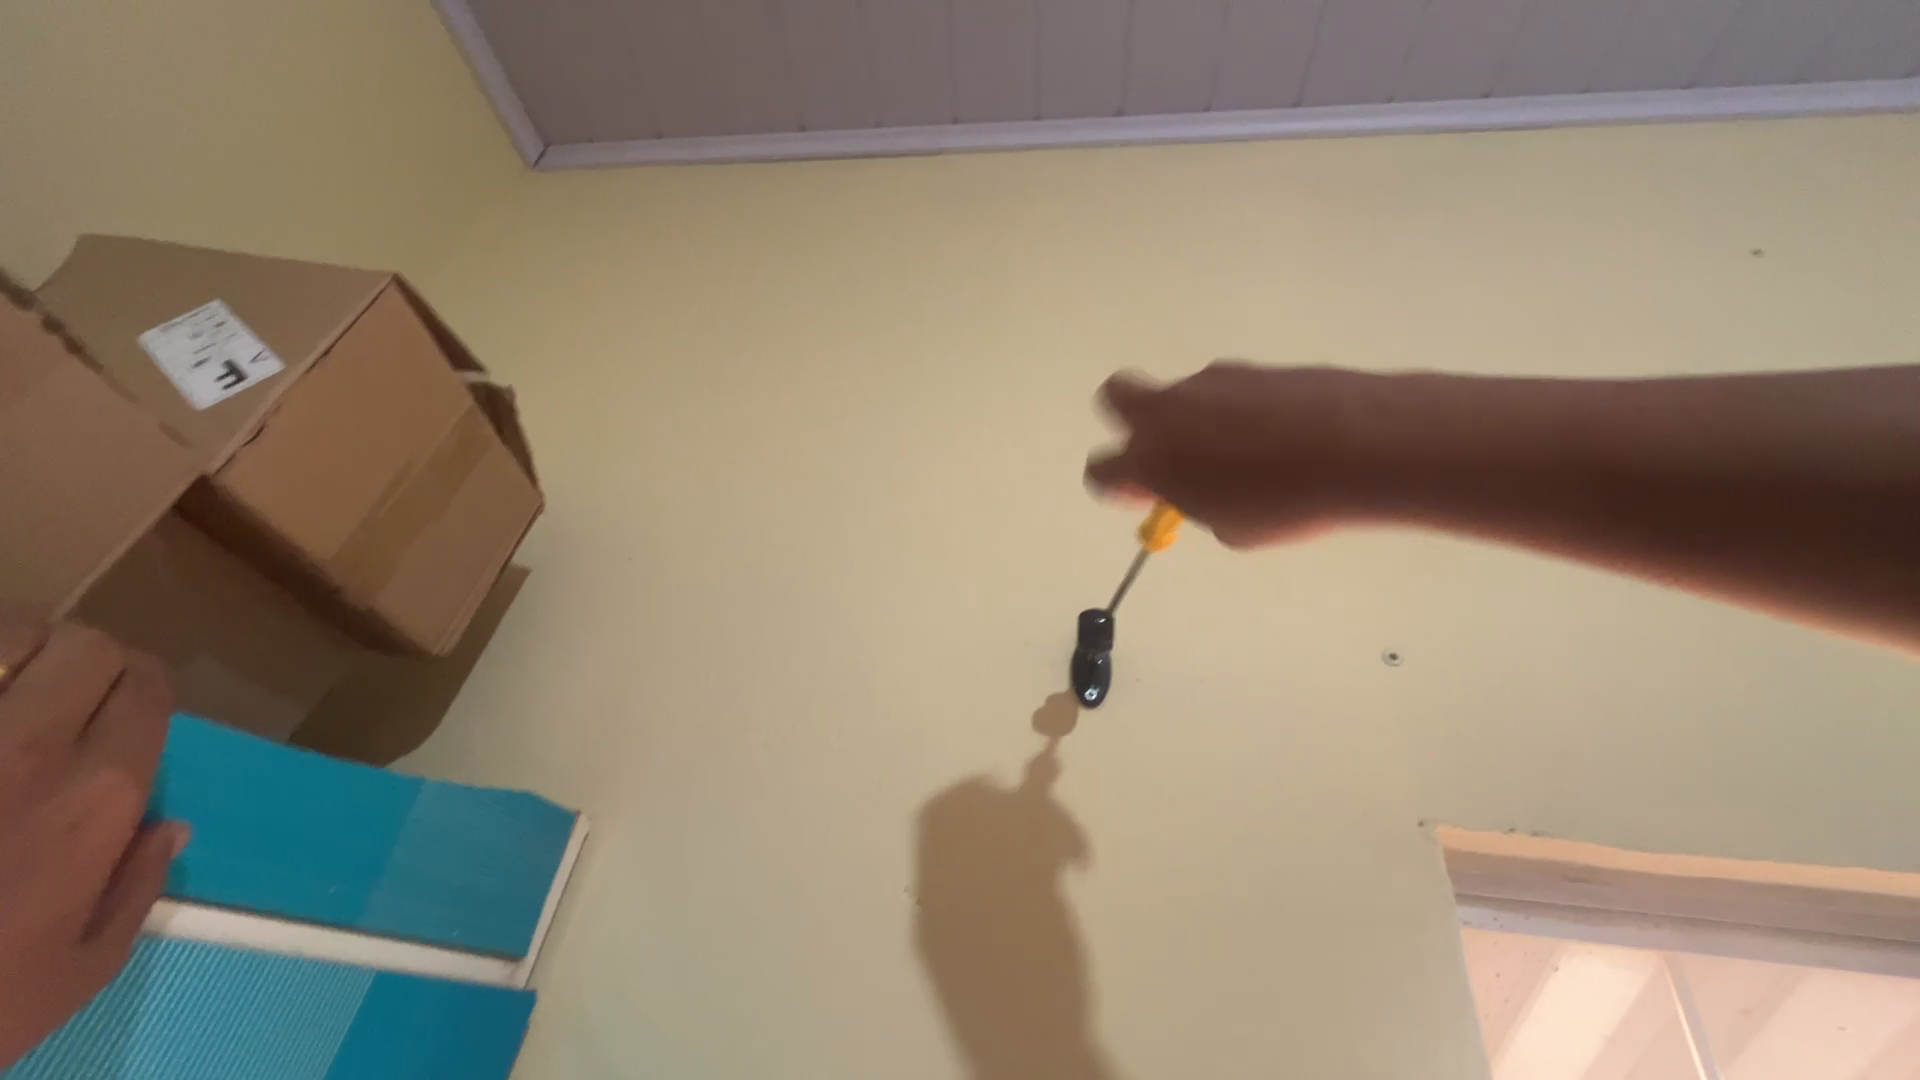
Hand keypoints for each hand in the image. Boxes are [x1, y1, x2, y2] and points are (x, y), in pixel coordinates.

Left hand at [0, 618, 184, 1067]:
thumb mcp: (73, 971)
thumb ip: (135, 890)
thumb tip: (168, 827)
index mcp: (95, 797)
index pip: (144, 687)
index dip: (142, 685)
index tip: (126, 703)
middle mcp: (23, 751)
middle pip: (84, 647)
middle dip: (85, 659)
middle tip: (64, 689)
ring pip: (4, 638)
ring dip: (13, 650)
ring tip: (2, 679)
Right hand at [1085, 363, 1383, 546]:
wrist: (1360, 444)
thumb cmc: (1285, 503)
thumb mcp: (1231, 524)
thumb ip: (1197, 503)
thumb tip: (1197, 490)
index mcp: (1151, 457)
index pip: (1101, 469)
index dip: (1116, 485)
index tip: (1142, 496)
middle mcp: (1169, 409)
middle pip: (1115, 395)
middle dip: (1128, 419)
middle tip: (1166, 451)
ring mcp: (1209, 381)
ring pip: (1182, 395)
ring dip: (1197, 419)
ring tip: (1251, 455)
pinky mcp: (1251, 367)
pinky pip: (1228, 391)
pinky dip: (1239, 411)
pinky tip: (1281, 436)